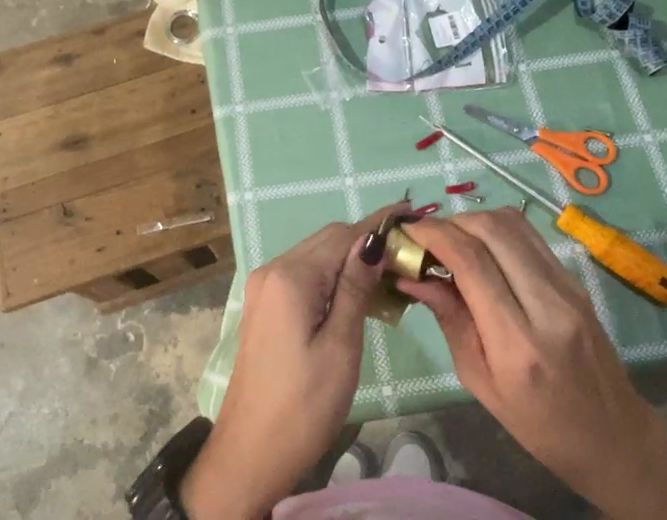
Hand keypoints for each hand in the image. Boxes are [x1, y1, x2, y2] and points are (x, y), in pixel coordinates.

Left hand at [179, 208, 396, 518]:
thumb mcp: (341, 346)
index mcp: (291, 276)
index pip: (343, 234)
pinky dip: (332, 277)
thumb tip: (374, 241)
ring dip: (351, 260)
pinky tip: (358, 294)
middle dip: (367, 242)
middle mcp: (272, 270)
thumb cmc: (304, 404)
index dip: (379, 224)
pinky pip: (304, 276)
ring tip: (392, 275)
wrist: (251, 452)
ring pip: (316, 256)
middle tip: (410, 255)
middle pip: (327, 240)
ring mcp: (264, 288)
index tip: (415, 215)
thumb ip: (356, 289)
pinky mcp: (265, 307)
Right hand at [400, 211, 666, 518]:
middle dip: (451, 222)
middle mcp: (548, 305)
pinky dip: (497, 230)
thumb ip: (450, 320)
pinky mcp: (576, 279)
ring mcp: (568, 287)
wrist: (613, 435)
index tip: (407, 233)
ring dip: (474, 220)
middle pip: (492, 230)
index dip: (435, 236)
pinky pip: (530, 236)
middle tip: (426, 237)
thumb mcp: (480, 382)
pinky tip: (481, 249)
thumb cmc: (538, 424)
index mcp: (519, 342)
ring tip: (451, 240)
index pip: (472, 263)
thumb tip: (411, 276)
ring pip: (514, 224)